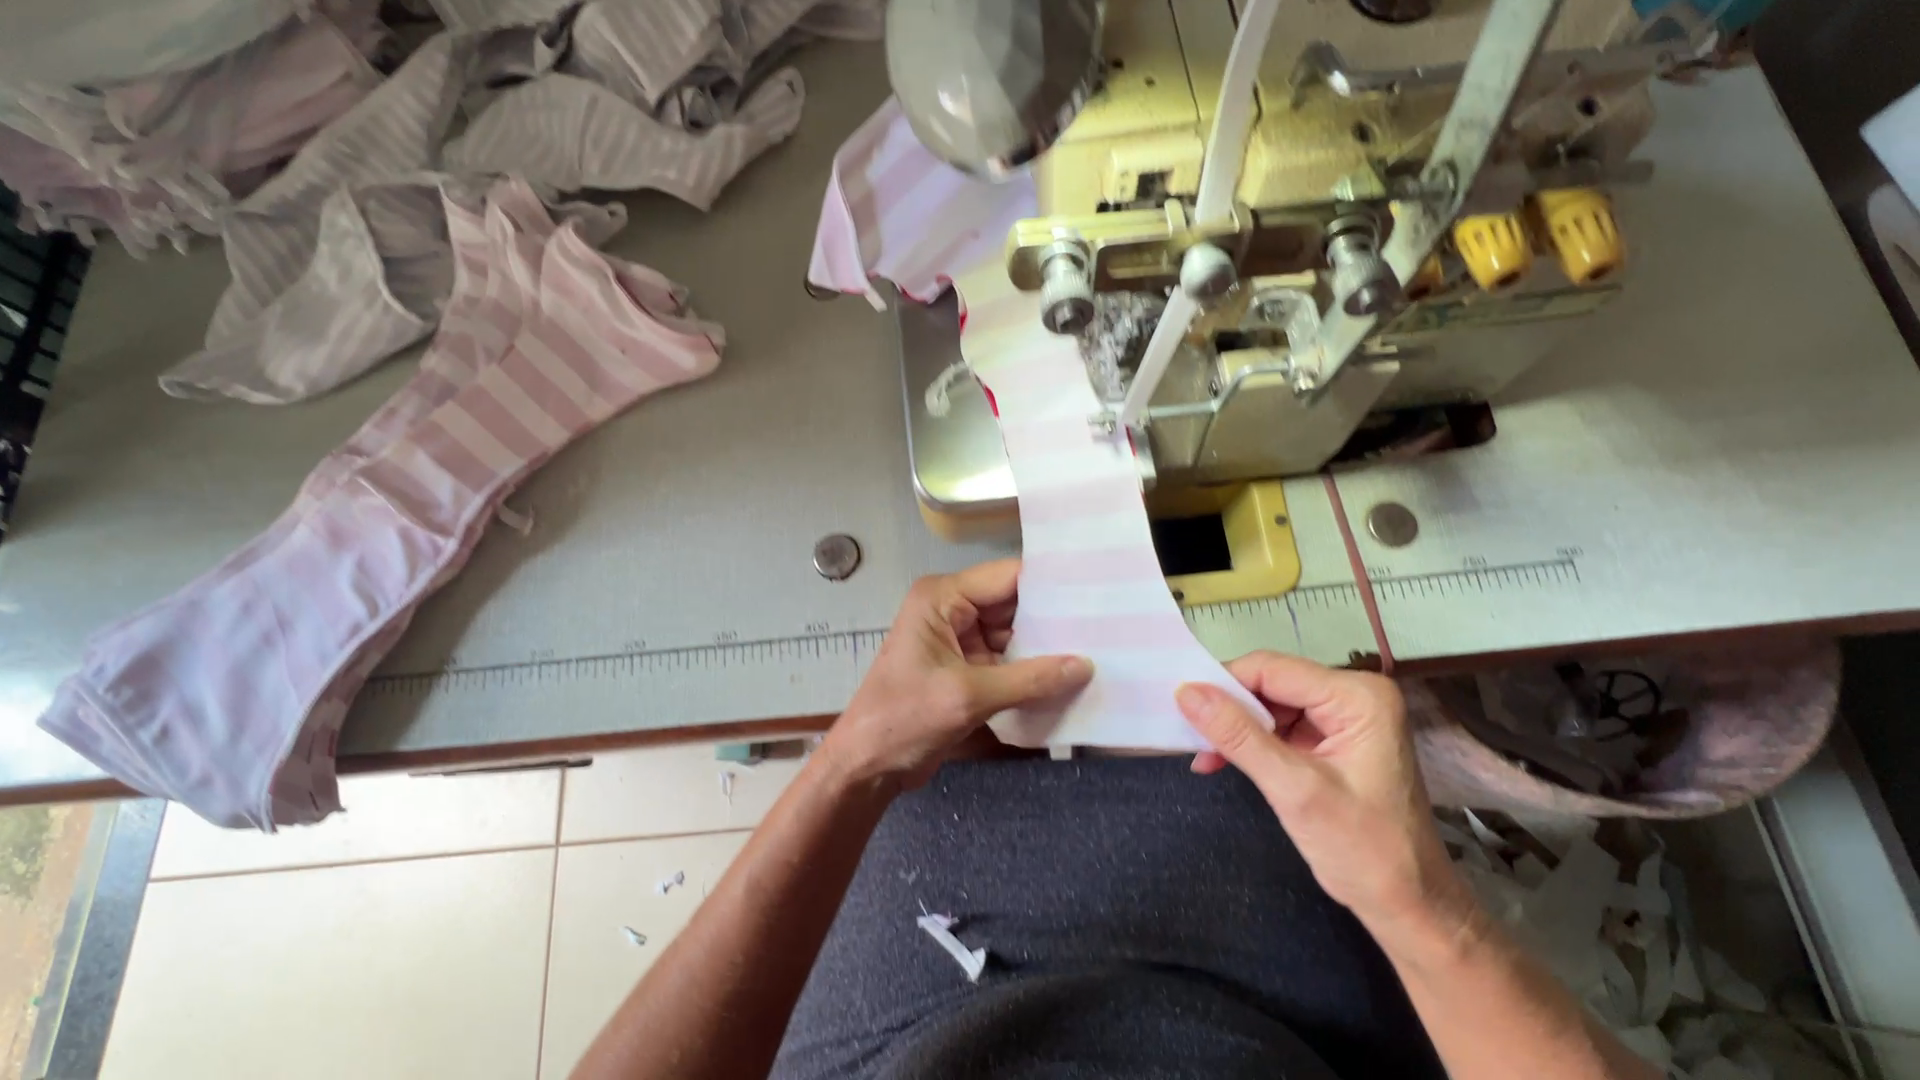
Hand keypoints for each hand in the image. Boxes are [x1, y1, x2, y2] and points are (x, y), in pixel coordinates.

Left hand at [823, 559, 1092, 789]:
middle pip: (1015, 604)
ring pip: (1016, 633)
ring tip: (1102, 647)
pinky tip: (1073, 676)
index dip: (1051, 583)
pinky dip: (1034, 669)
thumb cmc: (904, 718)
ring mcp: (960, 640)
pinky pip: (1009, 660)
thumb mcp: (968, 696)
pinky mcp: (967, 669)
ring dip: (1049, 645)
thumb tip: (1086, 666)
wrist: (866, 766)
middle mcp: (952, 609)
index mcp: (943, 597)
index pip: (1008, 577)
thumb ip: (1030, 679)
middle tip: (1109, 622)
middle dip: (1055, 616)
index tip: (1099, 589)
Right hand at [1176, 652, 1468, 938]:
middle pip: (1270, 684)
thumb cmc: (1362, 850)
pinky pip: (1280, 728)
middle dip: (1228, 710)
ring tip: (1204, 758)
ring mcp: (1344, 719)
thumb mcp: (1294, 790)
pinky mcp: (1333, 741)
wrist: (1410, 905)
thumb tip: (1186, 692)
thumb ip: (1238, 736)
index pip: (1271, 669)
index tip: (1179, 706)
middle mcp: (1354, 696)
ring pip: (1269, 705)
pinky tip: (1222, 761)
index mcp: (1358, 696)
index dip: (1223, 684)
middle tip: (1188, 737)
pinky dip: (1250, 744)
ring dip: (1235, 729)